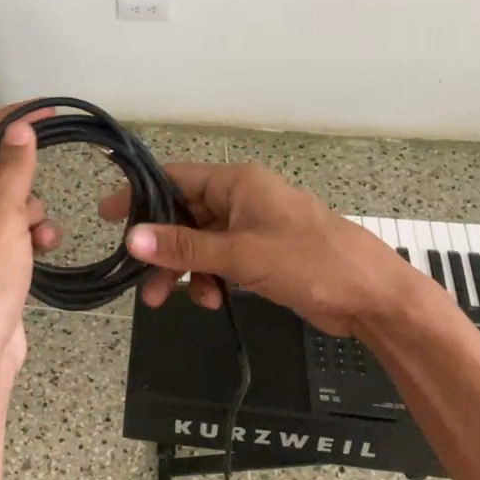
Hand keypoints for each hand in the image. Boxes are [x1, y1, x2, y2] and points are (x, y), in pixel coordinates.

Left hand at [0, 104, 61, 380]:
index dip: (10, 118)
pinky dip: (33, 236)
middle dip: (24, 178)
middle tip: (44, 182)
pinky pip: (16, 233)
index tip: (48, 110)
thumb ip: (12, 170)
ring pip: (11, 203)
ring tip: (40, 235)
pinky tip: (44, 250)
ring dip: (33, 212)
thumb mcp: (1, 219)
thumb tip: (19, 127)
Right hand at [99, 163, 425, 337]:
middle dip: (161, 249)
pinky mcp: (263, 255)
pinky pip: (221, 261)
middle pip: (184, 216)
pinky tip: (210, 300)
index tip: (106, 215)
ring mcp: (253, 228)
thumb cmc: (310, 262)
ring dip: (184, 270)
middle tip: (137, 279)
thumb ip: (185, 248)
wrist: (372, 297)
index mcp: (238, 183)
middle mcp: (242, 199)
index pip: (175, 179)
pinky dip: (209, 278)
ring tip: (168, 299)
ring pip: (200, 243)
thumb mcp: (241, 255)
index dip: (139, 196)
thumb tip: (132, 238)